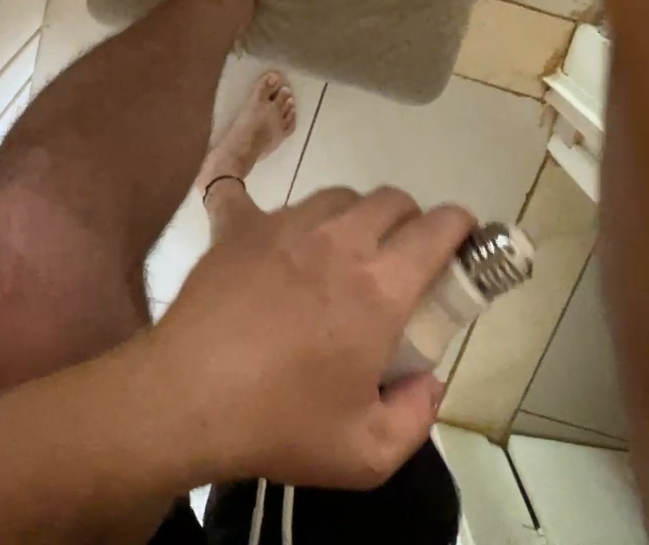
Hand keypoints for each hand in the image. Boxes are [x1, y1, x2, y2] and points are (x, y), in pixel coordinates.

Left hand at [143, 184, 475, 489]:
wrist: (185, 395)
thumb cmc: (279, 424)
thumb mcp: (367, 453)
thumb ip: (416, 415)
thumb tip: (428, 379)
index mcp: (377, 288)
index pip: (436, 229)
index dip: (459, 226)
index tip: (463, 239)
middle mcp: (336, 242)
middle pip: (390, 199)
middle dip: (410, 220)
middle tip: (403, 258)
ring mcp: (284, 227)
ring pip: (338, 195)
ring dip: (356, 216)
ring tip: (346, 254)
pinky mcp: (240, 227)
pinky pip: (279, 204)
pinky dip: (296, 221)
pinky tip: (284, 248)